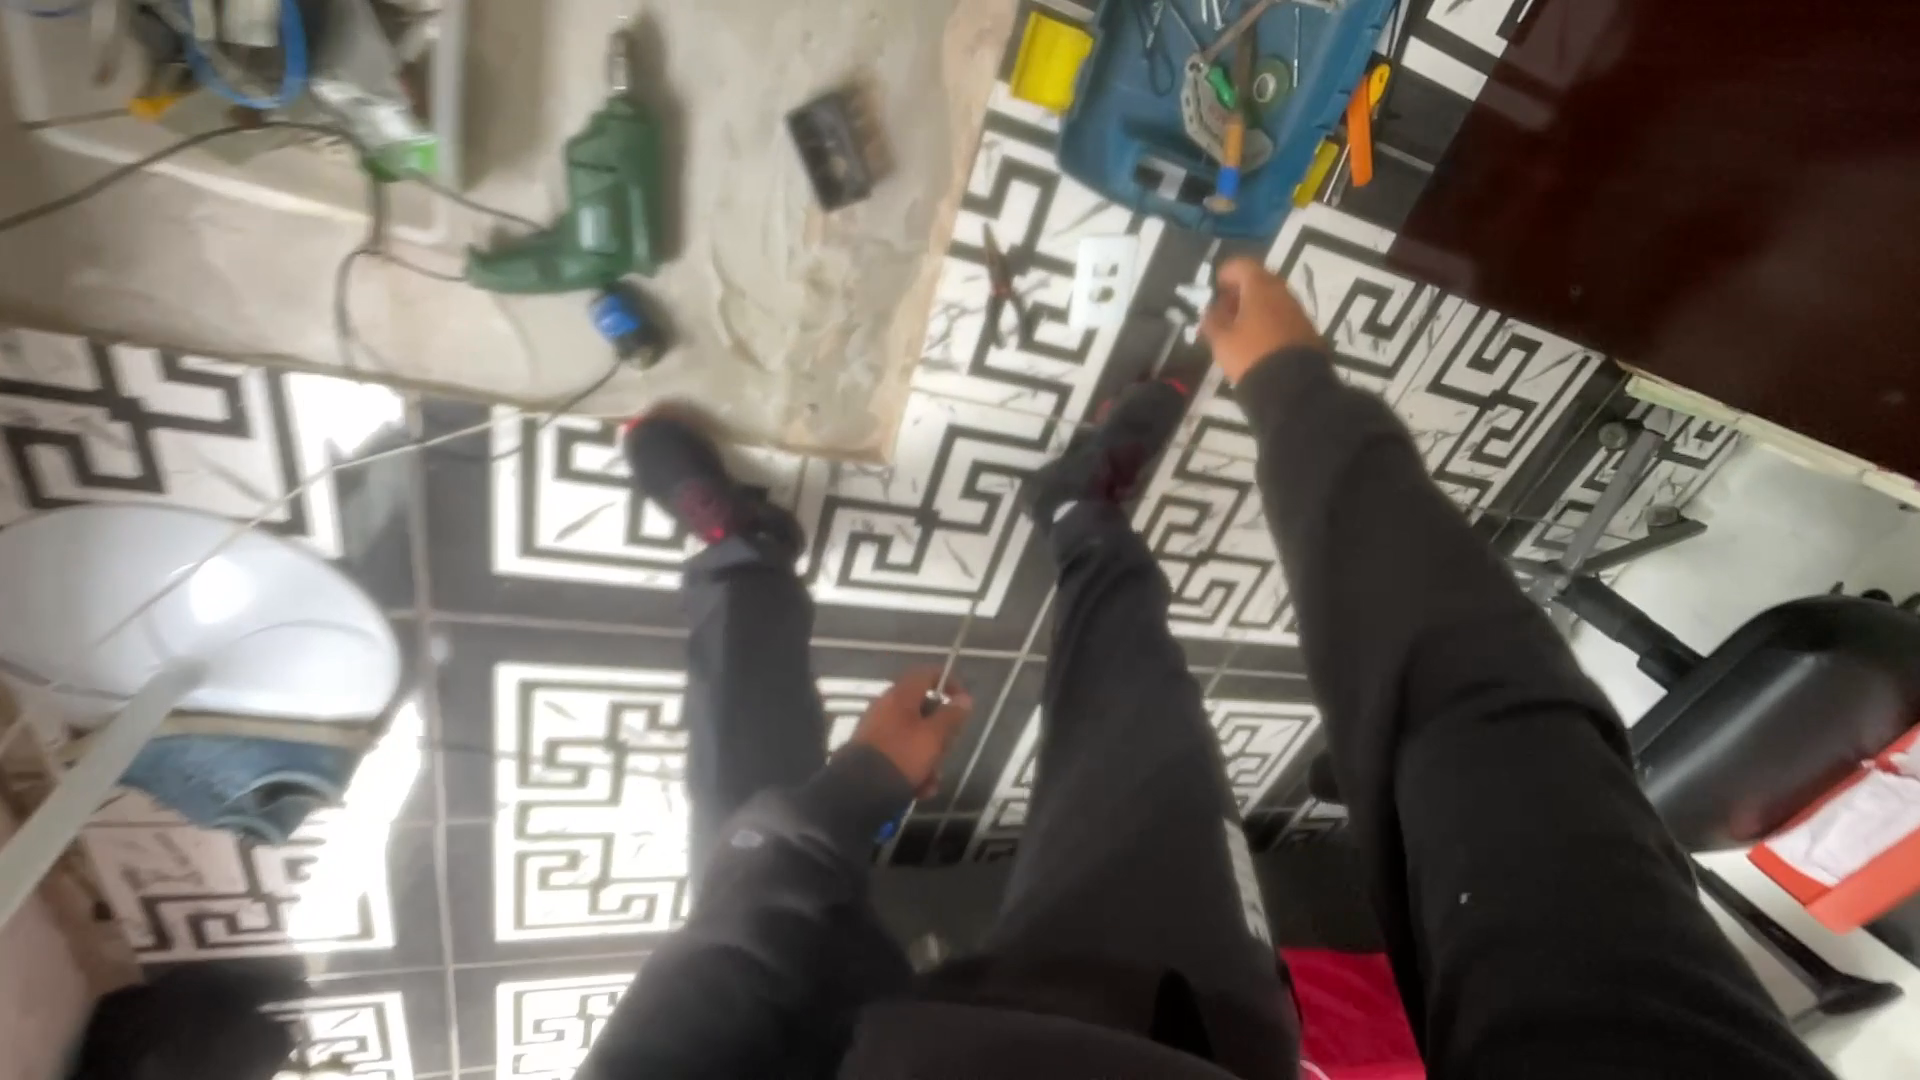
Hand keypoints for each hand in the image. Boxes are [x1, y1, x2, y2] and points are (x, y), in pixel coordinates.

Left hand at [847, 667, 973, 797]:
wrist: (858, 790)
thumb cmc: (901, 756)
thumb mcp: (933, 737)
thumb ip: (951, 716)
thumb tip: (965, 698)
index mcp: (900, 695)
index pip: (928, 674)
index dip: (949, 684)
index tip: (963, 702)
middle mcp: (886, 707)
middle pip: (923, 711)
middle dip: (940, 735)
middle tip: (947, 750)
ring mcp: (876, 730)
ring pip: (914, 737)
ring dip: (928, 759)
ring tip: (931, 781)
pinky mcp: (871, 752)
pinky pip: (900, 753)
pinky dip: (912, 769)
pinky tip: (919, 789)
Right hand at [1201, 257, 1323, 383]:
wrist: (1291, 384)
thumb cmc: (1250, 355)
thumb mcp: (1221, 340)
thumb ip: (1212, 321)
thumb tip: (1209, 310)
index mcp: (1259, 287)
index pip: (1241, 265)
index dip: (1224, 274)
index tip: (1213, 290)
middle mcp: (1281, 291)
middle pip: (1258, 280)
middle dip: (1238, 291)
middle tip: (1223, 309)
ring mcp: (1296, 308)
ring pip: (1271, 297)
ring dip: (1253, 306)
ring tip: (1237, 327)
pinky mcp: (1305, 327)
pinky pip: (1281, 314)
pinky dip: (1266, 319)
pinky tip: (1255, 339)